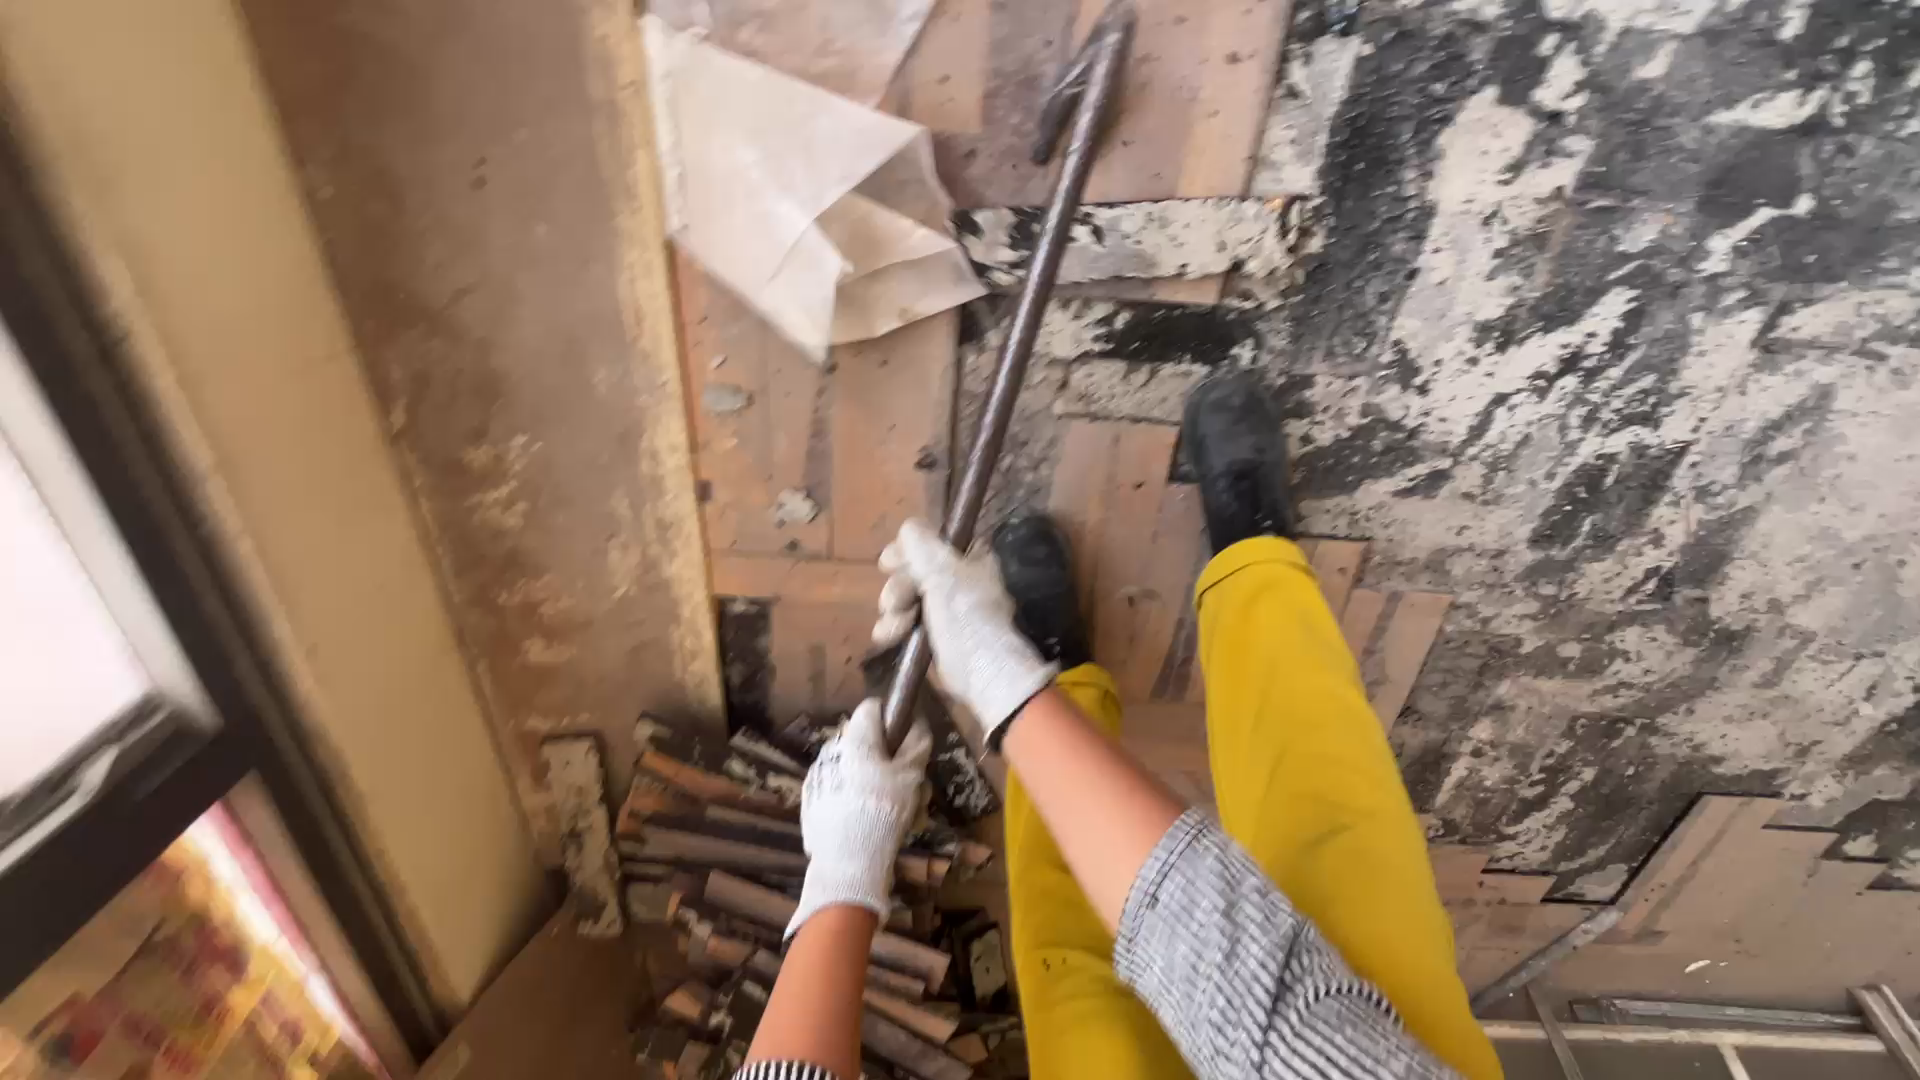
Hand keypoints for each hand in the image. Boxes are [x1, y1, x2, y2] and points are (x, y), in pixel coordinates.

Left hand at [788, 699, 931, 938]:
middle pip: (867, 742)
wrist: (847, 862)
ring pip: (855, 768)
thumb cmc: (883, 810)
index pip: (873, 707)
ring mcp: (818, 776)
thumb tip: (916, 722)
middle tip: (906, 786)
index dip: (893, 720)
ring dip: (874, 781)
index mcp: (855, 738)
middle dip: (888, 759)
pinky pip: (840, 790)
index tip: (906, 745)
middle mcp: (831, 750)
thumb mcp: (912, 775)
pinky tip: (867, 822)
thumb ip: (916, 743)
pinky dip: (854, 799)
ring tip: (892, 811)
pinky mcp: (811, 802)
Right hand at [873, 518, 1056, 748]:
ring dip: (893, 611)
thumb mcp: (944, 574)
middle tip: (895, 602)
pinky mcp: (934, 635)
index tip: (887, 563)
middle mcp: (958, 580)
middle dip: (898, 587)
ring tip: (895, 627)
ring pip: (905, 597)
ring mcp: (946, 609)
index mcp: (969, 559)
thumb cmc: (967, 618)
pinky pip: (905, 623)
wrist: (982, 674)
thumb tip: (908, 528)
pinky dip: (893, 628)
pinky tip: (887, 637)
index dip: (906, 551)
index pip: (930, 542)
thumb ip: (921, 547)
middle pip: (912, 571)